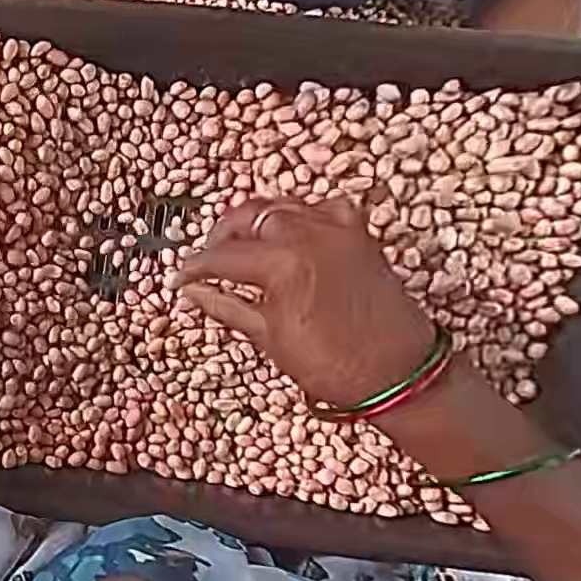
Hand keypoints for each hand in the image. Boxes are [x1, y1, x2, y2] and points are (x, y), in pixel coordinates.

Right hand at [173, 197, 436, 407]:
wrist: (398, 374)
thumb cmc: (335, 363)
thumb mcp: (267, 335)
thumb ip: (225, 305)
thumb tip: (194, 292)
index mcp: (282, 262)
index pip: (220, 256)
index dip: (193, 268)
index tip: (181, 279)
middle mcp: (310, 235)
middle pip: (247, 218)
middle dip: (220, 238)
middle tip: (206, 261)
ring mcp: (338, 231)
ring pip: (280, 207)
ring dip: (254, 223)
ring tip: (240, 247)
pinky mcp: (359, 236)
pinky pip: (321, 209)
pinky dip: (299, 216)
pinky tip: (289, 236)